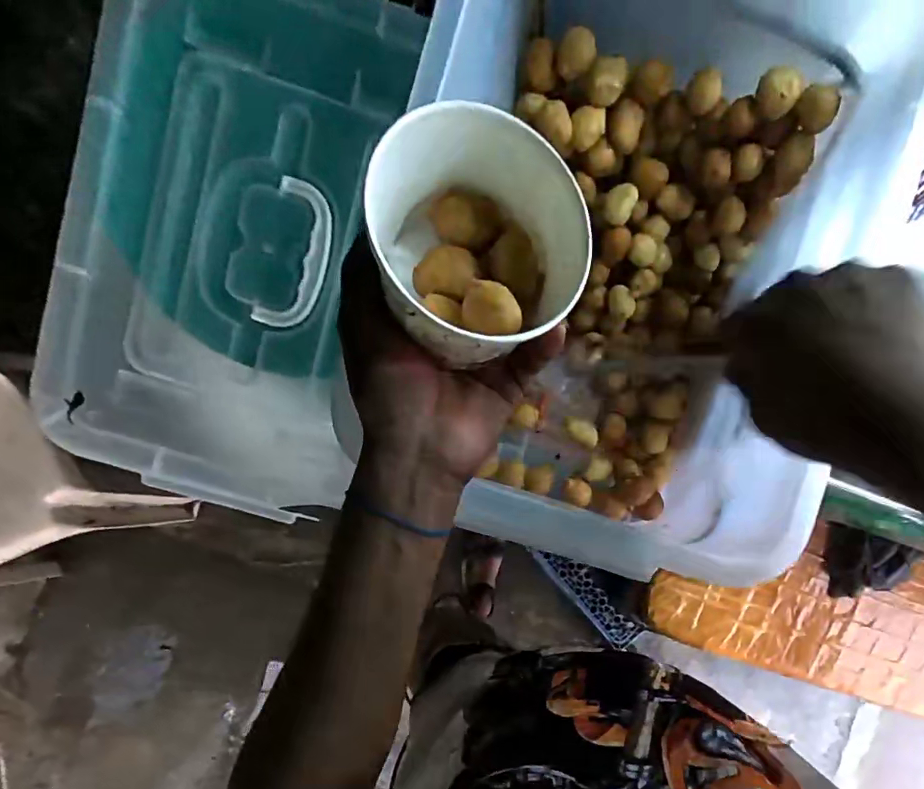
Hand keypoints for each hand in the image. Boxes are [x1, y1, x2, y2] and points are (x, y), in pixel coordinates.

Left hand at [338, 243, 564, 501]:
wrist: (421, 455)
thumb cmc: (389, 393)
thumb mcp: (363, 330)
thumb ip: (362, 284)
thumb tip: (372, 228)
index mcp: (417, 319)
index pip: (434, 270)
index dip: (445, 238)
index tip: (458, 198)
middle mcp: (452, 333)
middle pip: (478, 289)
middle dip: (494, 260)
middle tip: (514, 222)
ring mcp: (485, 359)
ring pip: (511, 320)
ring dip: (530, 297)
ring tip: (547, 262)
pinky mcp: (509, 384)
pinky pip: (532, 359)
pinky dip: (546, 344)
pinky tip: (560, 324)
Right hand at [724, 262, 923, 495]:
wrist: (912, 421)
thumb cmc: (828, 428)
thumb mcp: (768, 419)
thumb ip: (751, 382)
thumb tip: (745, 362)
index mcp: (760, 321)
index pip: (739, 324)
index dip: (745, 344)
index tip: (753, 363)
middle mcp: (802, 284)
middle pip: (788, 298)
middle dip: (793, 322)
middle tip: (808, 355)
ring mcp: (857, 274)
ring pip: (838, 288)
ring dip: (839, 310)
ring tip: (857, 347)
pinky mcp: (906, 277)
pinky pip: (883, 290)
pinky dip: (882, 309)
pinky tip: (894, 340)